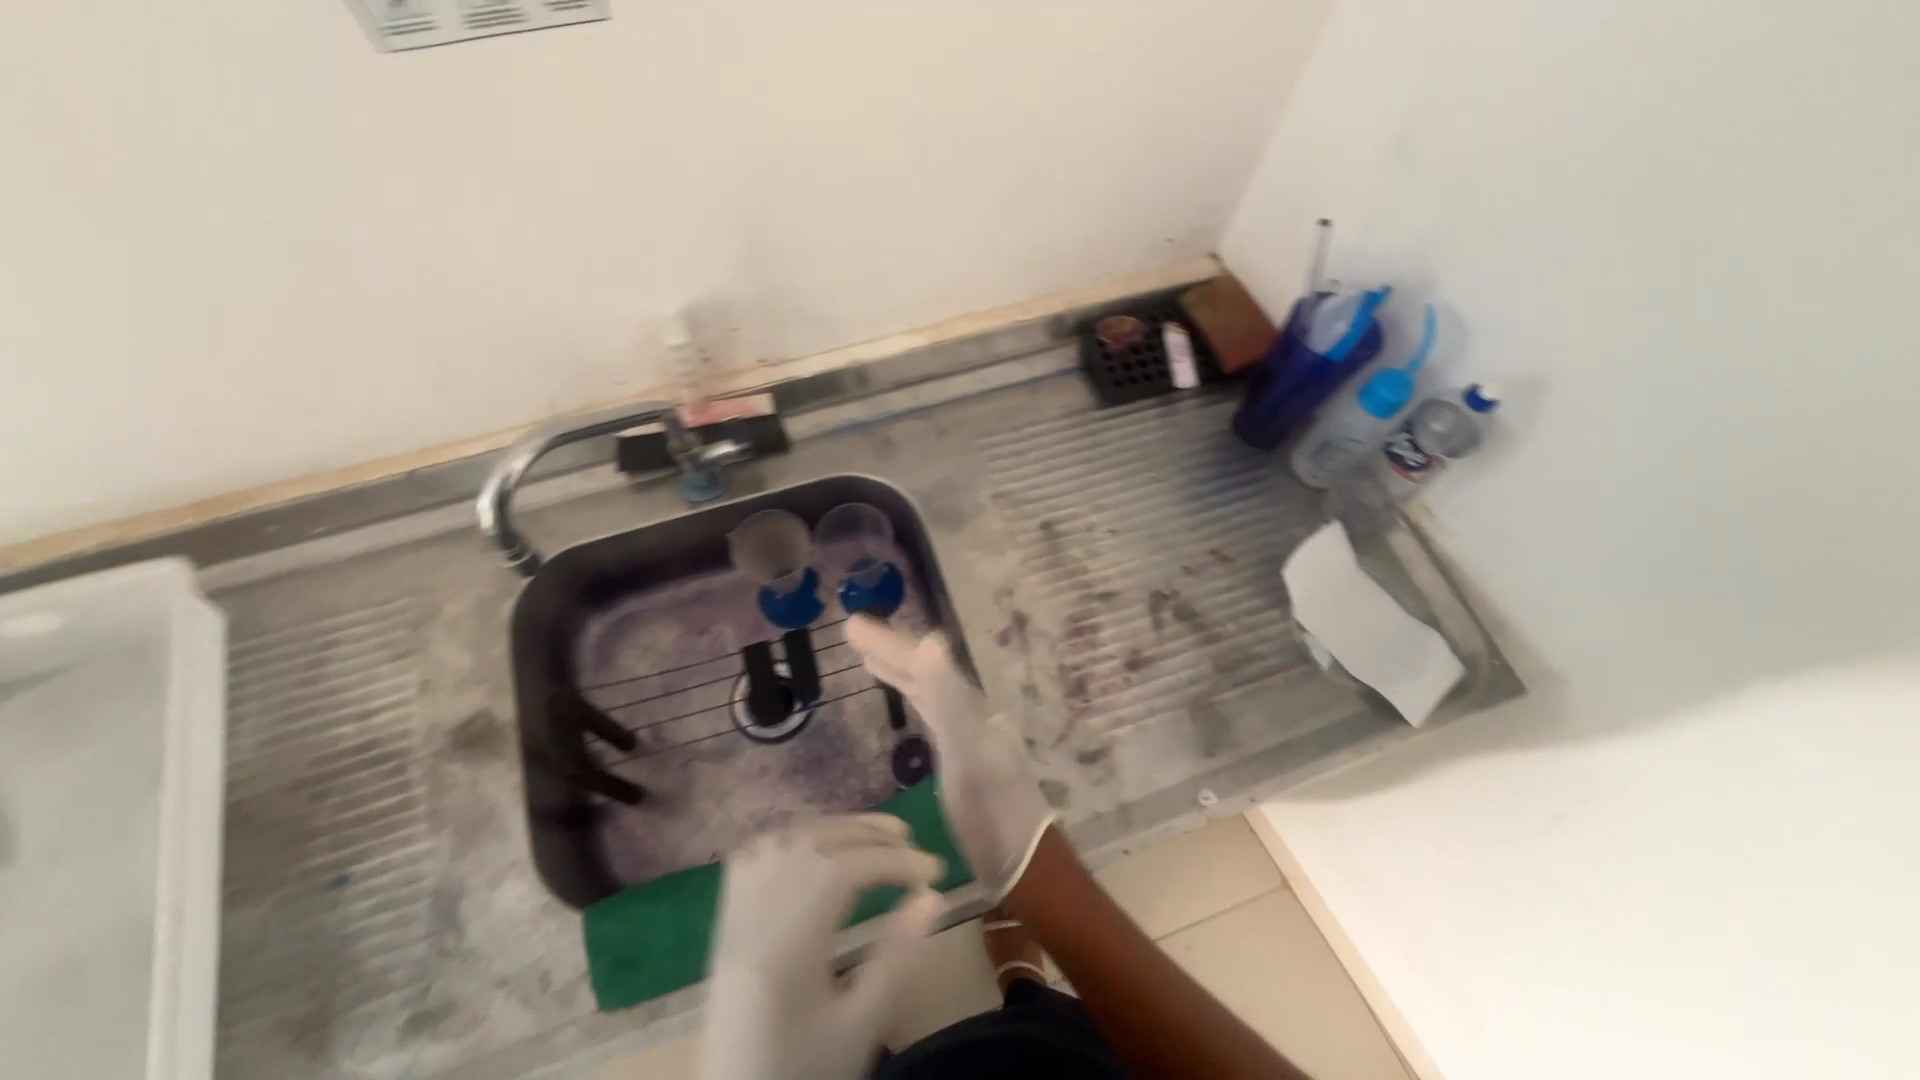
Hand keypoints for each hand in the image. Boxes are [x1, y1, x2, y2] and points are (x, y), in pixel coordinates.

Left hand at [699, 815, 945, 1079]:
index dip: (893, 861)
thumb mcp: (861, 1026)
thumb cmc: (805, 1070)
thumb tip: (931, 897)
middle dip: (865, 833)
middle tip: (910, 840)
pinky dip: (787, 838)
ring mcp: (733, 915)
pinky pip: (750, 856)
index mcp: (787, 943)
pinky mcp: (724, 923)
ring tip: (871, 834)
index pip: (843, 870)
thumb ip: (895, 958)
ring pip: (780, 840)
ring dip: (829, 828)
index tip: (935, 870)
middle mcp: (754, 915)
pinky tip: (811, 846)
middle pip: (810, 843)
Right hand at [845, 616, 1055, 897]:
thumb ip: (949, 700)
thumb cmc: (993, 815)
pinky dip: (914, 702)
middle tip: (853, 632)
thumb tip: (932, 641)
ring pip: (930, 694)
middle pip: (927, 674)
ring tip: (869, 659)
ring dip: (900, 673)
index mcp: (969, 710)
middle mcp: (971, 716)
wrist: (1025, 866)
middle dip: (891, 651)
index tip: (851, 624)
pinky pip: (933, 718)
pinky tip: (910, 708)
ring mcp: (970, 739)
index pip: (924, 664)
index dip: (890, 643)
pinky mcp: (965, 763)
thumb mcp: (968, 755)